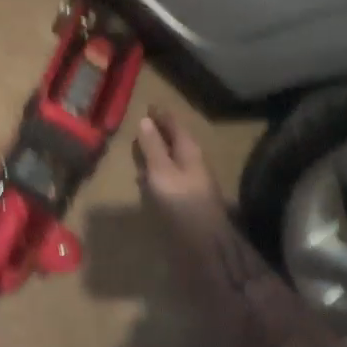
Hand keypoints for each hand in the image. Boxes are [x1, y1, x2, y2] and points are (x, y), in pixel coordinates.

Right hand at [133, 107, 227, 233]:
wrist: (204, 241)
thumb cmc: (181, 202)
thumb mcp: (162, 171)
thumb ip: (153, 147)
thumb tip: (145, 121)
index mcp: (190, 152)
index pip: (176, 126)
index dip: (162, 116)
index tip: (149, 105)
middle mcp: (193, 163)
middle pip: (176, 142)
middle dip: (161, 132)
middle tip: (144, 123)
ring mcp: (190, 182)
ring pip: (172, 159)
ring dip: (158, 151)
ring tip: (141, 146)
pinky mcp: (185, 198)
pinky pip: (168, 176)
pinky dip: (157, 171)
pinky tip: (146, 177)